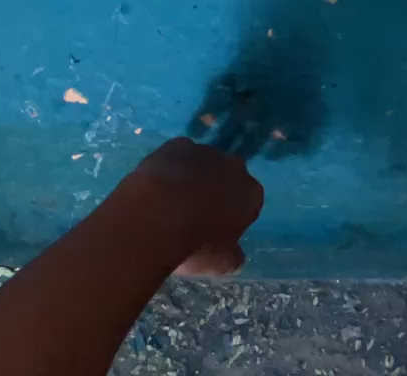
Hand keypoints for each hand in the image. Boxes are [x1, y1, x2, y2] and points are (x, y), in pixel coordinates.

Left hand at [115, 137, 264, 274]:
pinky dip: (171, 168)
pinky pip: (178, 156)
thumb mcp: (220, 263)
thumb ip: (232, 256)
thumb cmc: (195, 243)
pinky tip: (157, 187)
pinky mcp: (177, 144)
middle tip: (196, 216)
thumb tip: (235, 254)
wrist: (156, 215)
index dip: (234, 217)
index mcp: (250, 193)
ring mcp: (205, 151)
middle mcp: (234, 166)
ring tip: (170, 204)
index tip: (218, 231)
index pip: (249, 202)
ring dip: (193, 178)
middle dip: (216, 191)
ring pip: (202, 165)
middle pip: (228, 178)